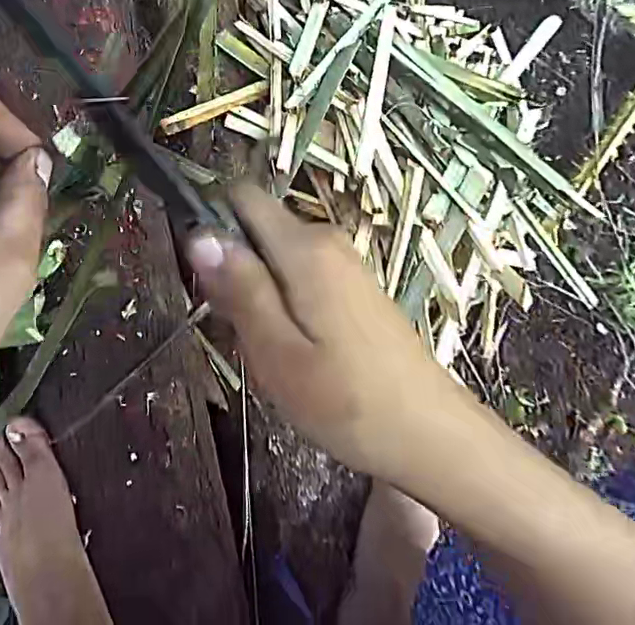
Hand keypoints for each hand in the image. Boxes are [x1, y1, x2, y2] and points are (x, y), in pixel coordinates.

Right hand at [183, 184, 472, 480]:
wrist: (436, 438)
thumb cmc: (350, 403)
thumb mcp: (279, 354)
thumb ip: (240, 288)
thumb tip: (198, 233)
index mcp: (304, 248)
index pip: (241, 196)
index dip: (212, 223)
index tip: (203, 277)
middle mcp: (325, 239)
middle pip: (255, 228)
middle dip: (235, 269)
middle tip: (240, 332)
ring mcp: (344, 260)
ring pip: (274, 255)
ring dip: (258, 292)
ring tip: (270, 351)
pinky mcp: (354, 283)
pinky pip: (299, 273)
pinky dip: (284, 302)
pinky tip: (298, 353)